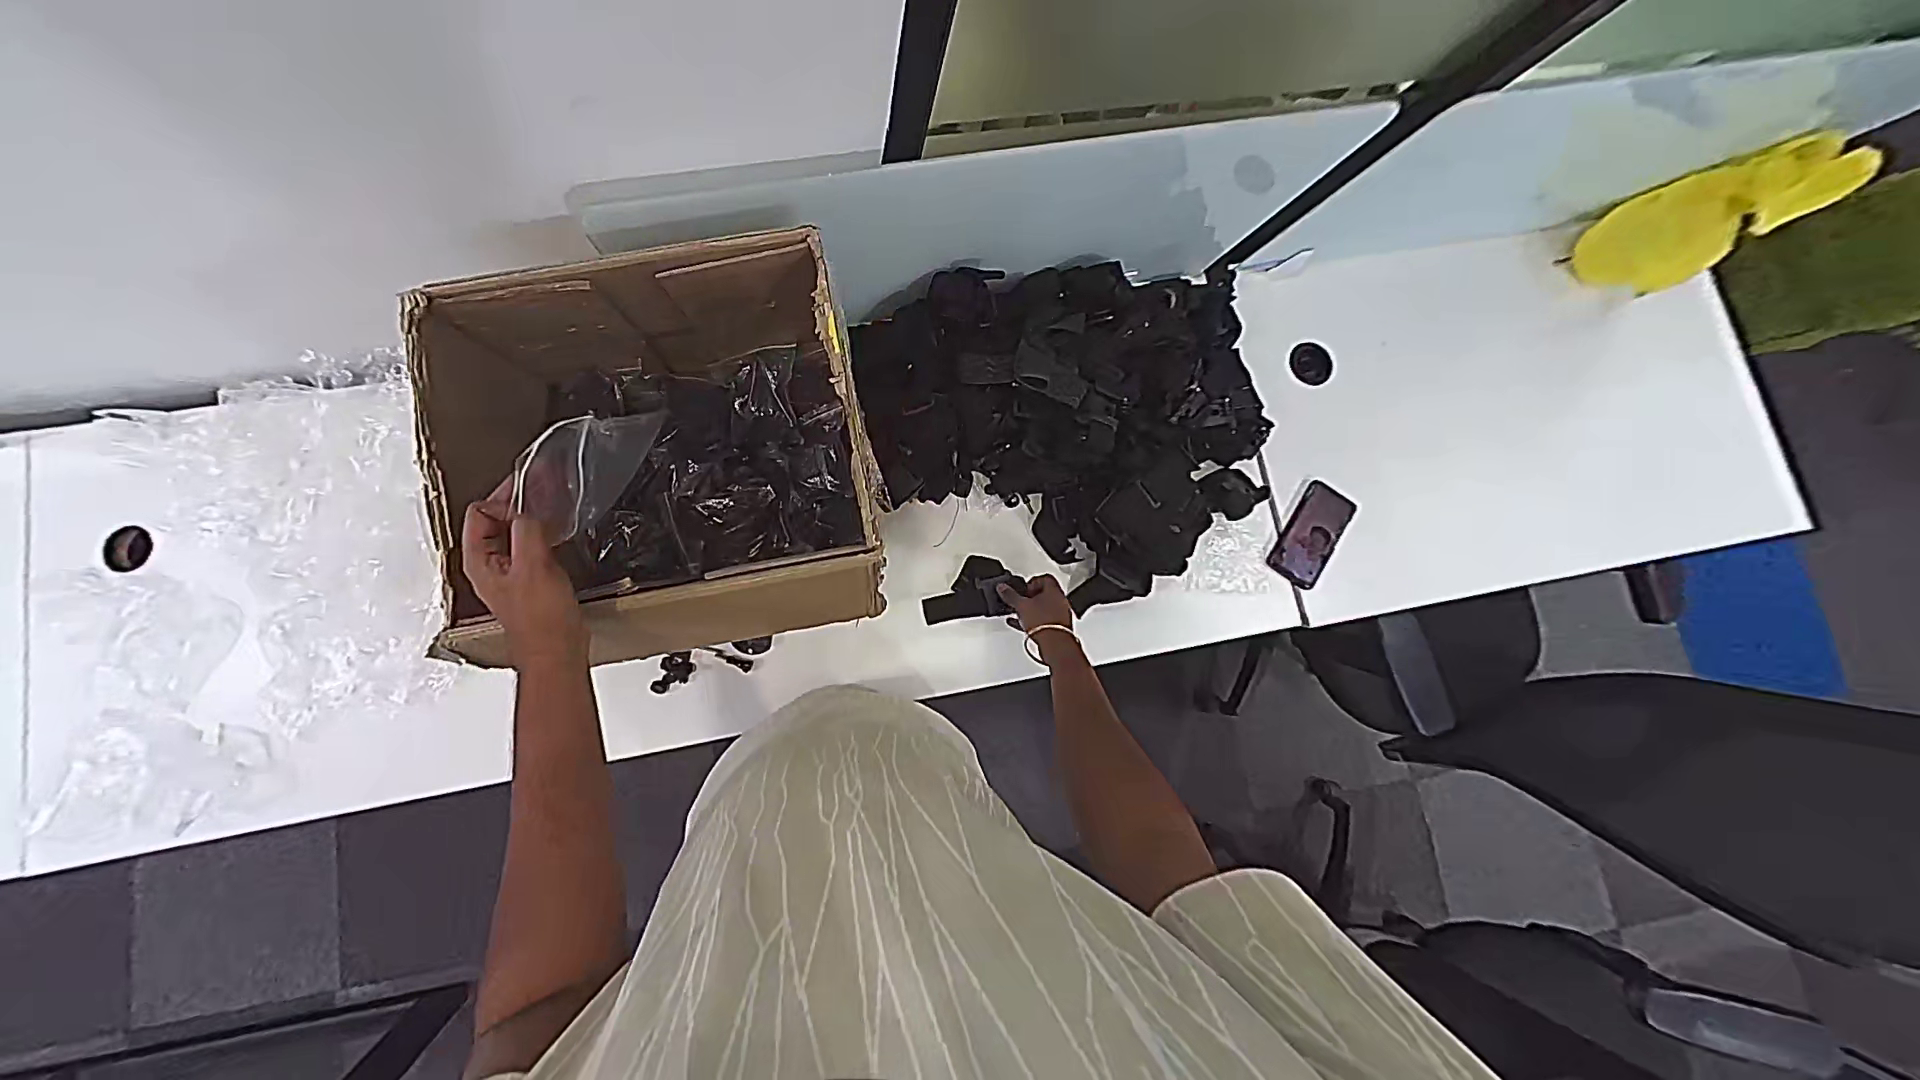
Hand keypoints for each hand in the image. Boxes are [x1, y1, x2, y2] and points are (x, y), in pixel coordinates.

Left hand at [463, 478, 586, 668]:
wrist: (557, 647)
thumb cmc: (541, 618)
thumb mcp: (534, 566)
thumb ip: (526, 531)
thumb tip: (527, 510)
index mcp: (479, 560)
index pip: (480, 513)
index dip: (504, 499)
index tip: (529, 490)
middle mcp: (490, 564)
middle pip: (497, 519)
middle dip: (518, 501)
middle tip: (541, 483)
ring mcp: (511, 570)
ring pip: (515, 531)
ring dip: (532, 515)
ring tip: (551, 500)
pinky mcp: (531, 577)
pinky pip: (531, 544)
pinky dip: (543, 531)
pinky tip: (559, 528)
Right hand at [998, 576, 1082, 665]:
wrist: (1054, 643)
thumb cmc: (1044, 622)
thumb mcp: (1021, 606)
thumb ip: (1010, 596)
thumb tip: (1002, 588)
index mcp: (1054, 591)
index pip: (1045, 578)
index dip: (1033, 582)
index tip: (1024, 588)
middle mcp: (1060, 601)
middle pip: (1045, 594)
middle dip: (1031, 597)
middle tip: (1022, 601)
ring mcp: (1061, 615)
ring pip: (1045, 608)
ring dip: (1033, 610)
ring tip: (1021, 614)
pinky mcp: (1059, 628)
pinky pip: (1045, 621)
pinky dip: (1034, 622)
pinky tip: (1023, 626)